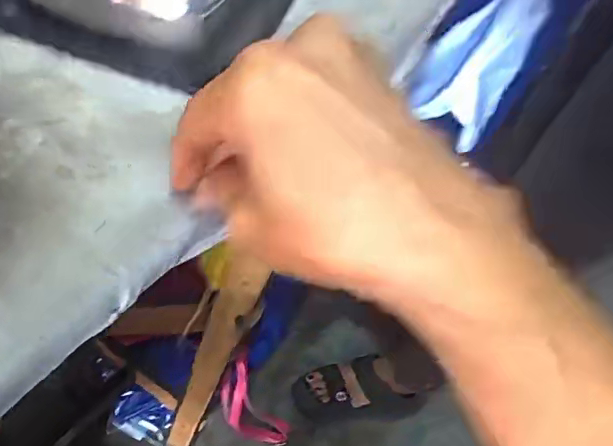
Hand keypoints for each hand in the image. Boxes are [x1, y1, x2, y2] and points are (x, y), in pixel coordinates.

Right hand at [171, 16, 534, 312]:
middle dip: (230, 142)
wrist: (426, 230)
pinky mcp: (378, 72)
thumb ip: (225, 199)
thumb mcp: (256, 230)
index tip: (185, 190)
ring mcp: (344, 52)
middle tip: (223, 185)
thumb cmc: (328, 232)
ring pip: (284, 92)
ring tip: (267, 175)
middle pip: (243, 97)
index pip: (200, 120)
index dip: (186, 161)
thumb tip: (218, 184)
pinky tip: (307, 160)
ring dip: (268, 130)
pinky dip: (306, 123)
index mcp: (252, 82)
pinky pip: (322, 95)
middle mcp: (295, 46)